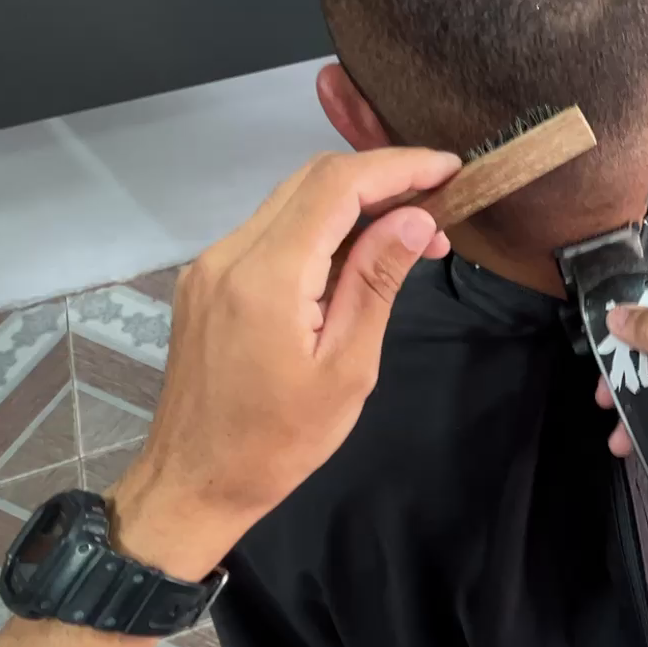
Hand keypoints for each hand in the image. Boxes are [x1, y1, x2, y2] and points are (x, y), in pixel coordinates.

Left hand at [107, 148, 461, 577]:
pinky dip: (325, 229)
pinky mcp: (211, 279)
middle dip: (382, 178)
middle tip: (441, 204)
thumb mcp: (348, 367)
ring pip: (293, 201)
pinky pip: (275, 231)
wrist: (198, 479)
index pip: (336, 187)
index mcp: (267, 276)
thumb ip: (376, 283)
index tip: (448, 170)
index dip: (397, 167)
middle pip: (311, 180)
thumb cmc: (284, 440)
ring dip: (357, 204)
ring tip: (414, 236)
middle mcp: (230, 253)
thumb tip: (415, 219)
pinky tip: (360, 256)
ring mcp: (213, 264)